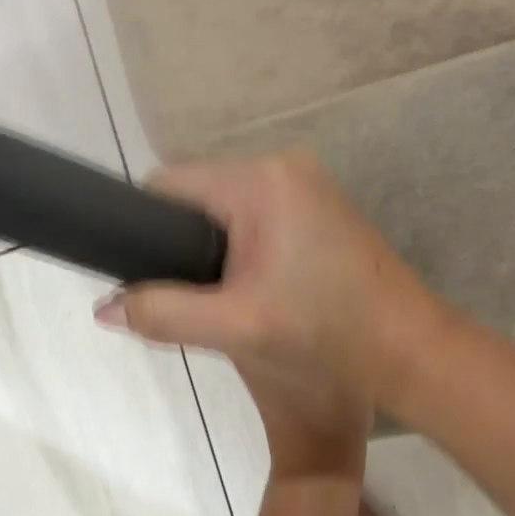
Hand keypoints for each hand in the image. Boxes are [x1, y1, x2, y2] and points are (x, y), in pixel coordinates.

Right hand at [94, 150, 425, 400]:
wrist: (411, 350)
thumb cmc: (326, 333)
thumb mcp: (236, 328)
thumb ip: (163, 314)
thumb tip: (104, 309)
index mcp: (260, 179)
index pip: (168, 185)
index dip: (144, 228)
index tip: (143, 274)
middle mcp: (283, 165)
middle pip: (196, 197)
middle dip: (180, 245)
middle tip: (183, 299)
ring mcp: (306, 183)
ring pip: (224, 211)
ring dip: (210, 251)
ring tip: (216, 300)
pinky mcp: (319, 208)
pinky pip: (254, 218)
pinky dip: (240, 250)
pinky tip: (249, 291)